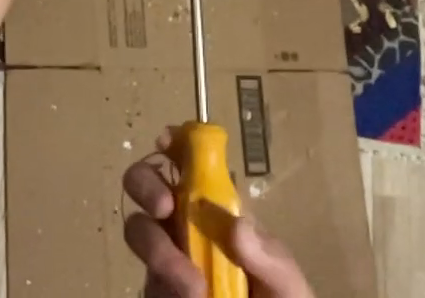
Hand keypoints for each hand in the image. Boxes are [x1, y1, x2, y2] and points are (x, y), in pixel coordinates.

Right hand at [120, 130, 313, 297]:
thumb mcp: (288, 286)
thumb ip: (268, 258)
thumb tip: (236, 224)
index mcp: (217, 210)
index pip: (190, 162)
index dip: (174, 143)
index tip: (166, 142)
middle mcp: (184, 223)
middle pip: (146, 181)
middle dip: (146, 184)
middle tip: (163, 207)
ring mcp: (165, 254)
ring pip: (137, 227)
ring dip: (154, 247)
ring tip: (193, 289)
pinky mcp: (155, 286)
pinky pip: (143, 274)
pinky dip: (161, 282)